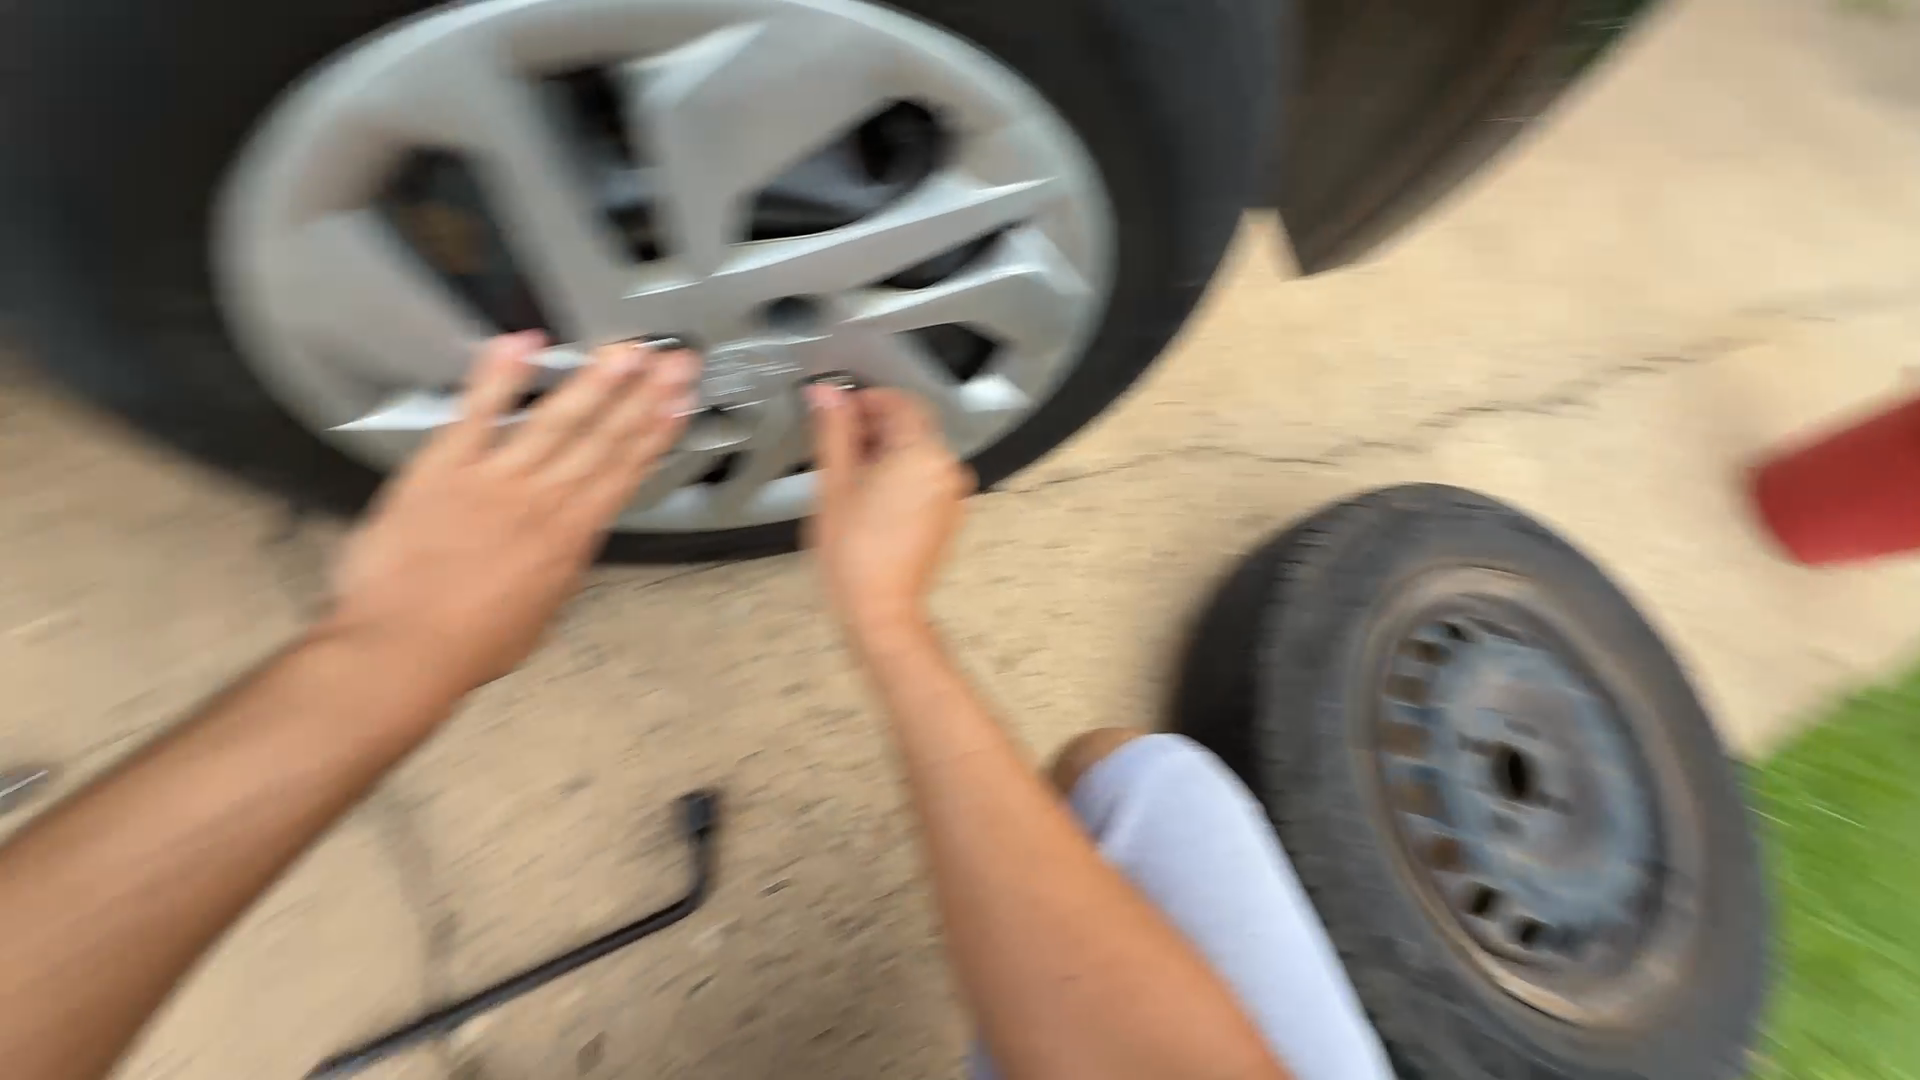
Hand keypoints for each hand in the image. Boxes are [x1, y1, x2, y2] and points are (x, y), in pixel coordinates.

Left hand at [322, 332, 698, 692]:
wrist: (403, 647)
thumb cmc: (478, 640)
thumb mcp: (546, 606)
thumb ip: (565, 560)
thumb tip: (575, 533)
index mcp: (574, 533)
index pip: (627, 470)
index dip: (658, 431)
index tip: (680, 399)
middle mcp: (546, 498)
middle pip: (606, 438)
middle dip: (646, 395)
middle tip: (674, 360)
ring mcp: (495, 479)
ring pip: (555, 422)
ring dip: (595, 382)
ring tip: (626, 350)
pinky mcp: (442, 470)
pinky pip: (474, 415)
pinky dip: (497, 378)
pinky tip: (522, 343)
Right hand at [806, 384, 974, 634]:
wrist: (880, 609)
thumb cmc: (856, 554)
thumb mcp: (835, 482)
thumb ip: (834, 430)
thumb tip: (826, 395)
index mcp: (922, 453)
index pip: (899, 401)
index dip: (865, 400)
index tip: (838, 411)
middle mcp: (947, 469)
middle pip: (912, 427)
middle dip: (875, 427)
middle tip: (838, 444)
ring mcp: (952, 495)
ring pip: (918, 454)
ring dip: (886, 452)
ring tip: (850, 475)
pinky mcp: (948, 517)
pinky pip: (926, 481)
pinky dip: (901, 477)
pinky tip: (870, 497)